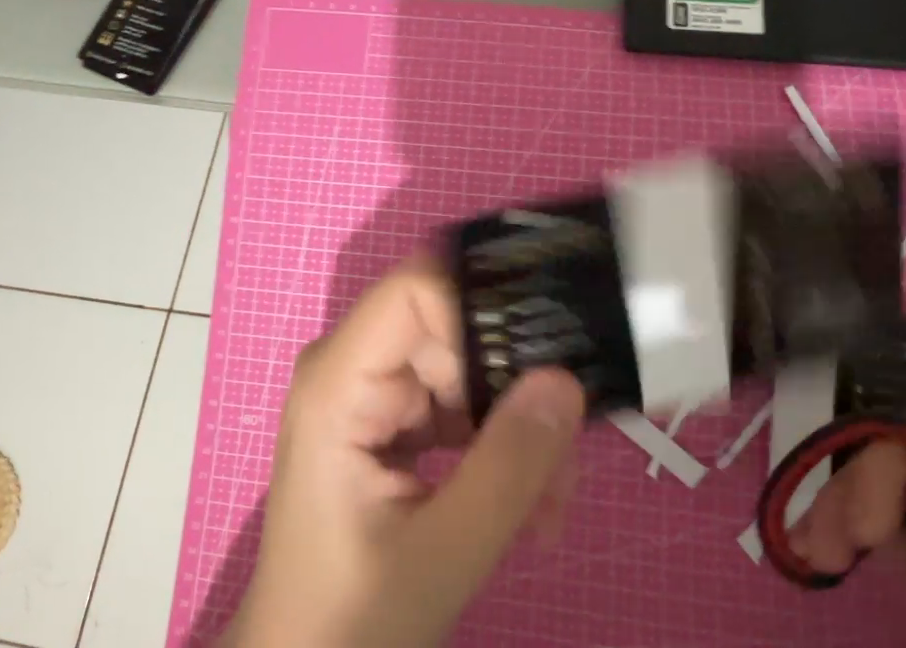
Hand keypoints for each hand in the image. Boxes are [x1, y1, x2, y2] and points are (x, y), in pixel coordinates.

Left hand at [224, 254, 586, 647]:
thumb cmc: (353, 618)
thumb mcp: (444, 551)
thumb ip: (509, 466)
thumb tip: (565, 380)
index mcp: (340, 383)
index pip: (417, 291)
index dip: (484, 309)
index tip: (544, 364)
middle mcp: (353, 371)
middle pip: (453, 333)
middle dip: (516, 389)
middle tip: (565, 462)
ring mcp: (372, 398)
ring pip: (469, 374)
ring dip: (517, 432)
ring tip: (550, 505)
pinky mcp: (391, 425)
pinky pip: (461, 411)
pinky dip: (499, 451)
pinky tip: (529, 508)